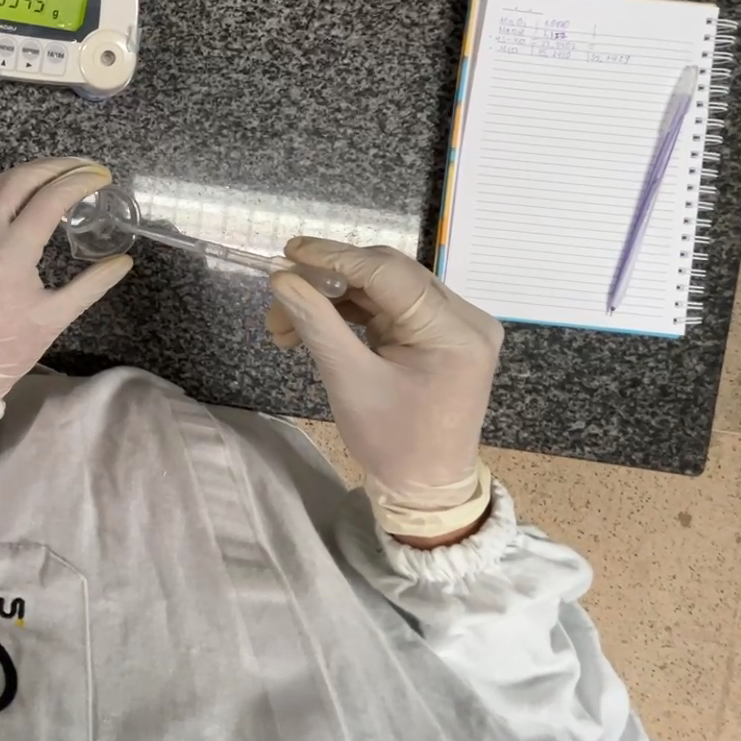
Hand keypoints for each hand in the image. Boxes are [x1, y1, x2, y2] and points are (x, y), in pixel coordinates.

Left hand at [0, 159, 133, 396]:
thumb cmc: (9, 348)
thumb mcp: (56, 318)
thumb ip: (92, 284)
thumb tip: (123, 260)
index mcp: (9, 256)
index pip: (47, 201)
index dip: (78, 183)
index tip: (101, 177)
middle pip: (18, 180)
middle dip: (55, 167)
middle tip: (86, 167)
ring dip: (32, 172)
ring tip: (64, 173)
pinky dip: (15, 188)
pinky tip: (37, 194)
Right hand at [265, 237, 503, 537]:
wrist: (424, 488)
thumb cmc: (392, 442)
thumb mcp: (349, 380)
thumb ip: (316, 323)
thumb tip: (280, 279)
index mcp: (453, 330)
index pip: (388, 273)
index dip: (334, 258)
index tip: (287, 252)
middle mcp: (461, 317)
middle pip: (384, 273)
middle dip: (325, 280)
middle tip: (279, 291)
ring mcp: (449, 324)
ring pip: (378, 287)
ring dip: (328, 297)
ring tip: (283, 322)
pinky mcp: (433, 333)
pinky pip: (383, 305)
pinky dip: (343, 310)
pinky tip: (309, 324)